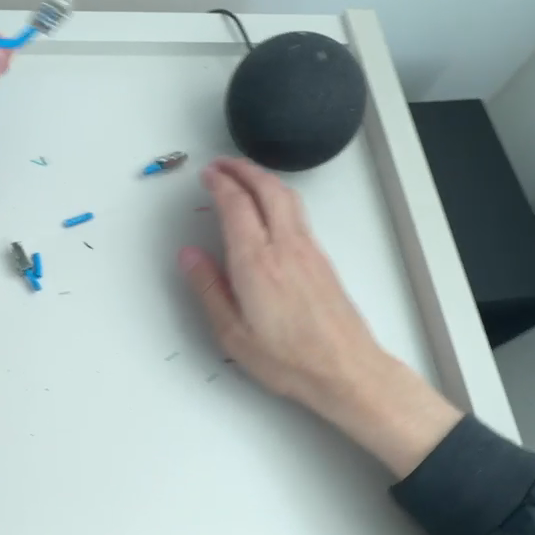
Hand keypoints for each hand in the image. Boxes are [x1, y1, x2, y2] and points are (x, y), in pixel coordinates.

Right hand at [178, 157, 460, 476]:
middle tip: (221, 164)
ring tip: (244, 174)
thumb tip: (189, 257)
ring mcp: (308, 250)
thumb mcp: (232, 333)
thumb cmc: (290, 359)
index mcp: (256, 263)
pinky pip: (297, 211)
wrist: (345, 370)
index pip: (235, 205)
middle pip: (265, 188)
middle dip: (241, 169)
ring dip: (263, 177)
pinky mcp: (321, 259)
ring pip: (286, 196)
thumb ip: (208, 289)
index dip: (219, 184)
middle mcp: (285, 247)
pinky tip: (271, 203)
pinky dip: (278, 195)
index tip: (207, 175)